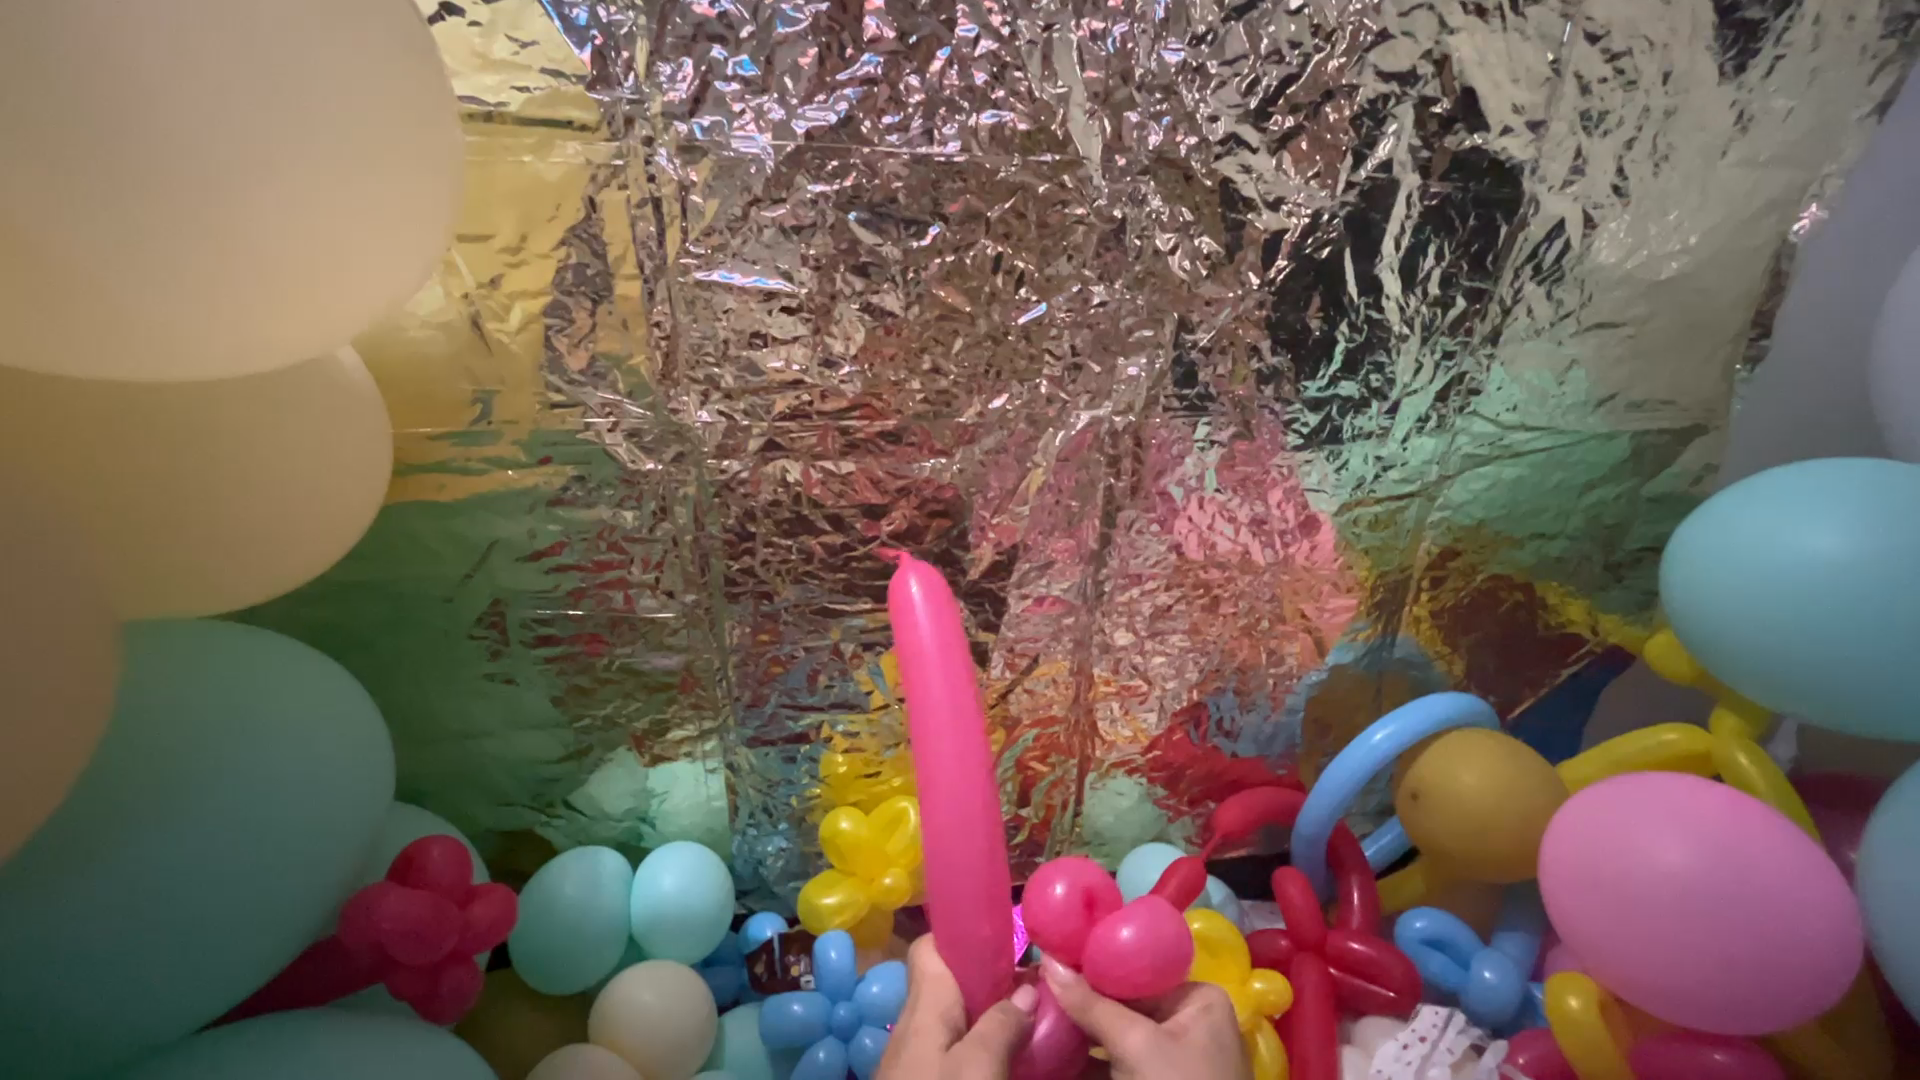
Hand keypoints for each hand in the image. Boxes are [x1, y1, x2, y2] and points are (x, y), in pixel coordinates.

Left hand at [876, 936, 1037, 1079]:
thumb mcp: (978, 1069)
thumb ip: (1002, 1025)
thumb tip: (1025, 987)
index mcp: (925, 1003)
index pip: (931, 947)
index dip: (963, 936)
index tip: (1005, 939)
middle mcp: (916, 1023)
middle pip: (950, 986)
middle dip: (991, 983)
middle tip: (1035, 989)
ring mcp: (916, 1060)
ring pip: (955, 1022)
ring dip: (990, 1019)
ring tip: (1033, 1024)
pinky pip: (953, 1054)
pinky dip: (980, 1051)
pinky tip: (1010, 1065)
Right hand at [1042, 957, 1250, 1079]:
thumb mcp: (1134, 1045)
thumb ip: (1090, 1004)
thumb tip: (1047, 960)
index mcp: (1198, 999)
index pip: (1137, 969)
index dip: (1093, 964)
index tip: (1052, 958)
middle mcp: (1190, 1023)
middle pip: (1125, 1002)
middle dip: (1082, 1003)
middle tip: (1037, 987)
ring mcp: (1175, 1060)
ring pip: (1118, 1036)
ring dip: (1080, 1034)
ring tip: (1038, 1016)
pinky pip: (1119, 1066)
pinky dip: (1090, 1064)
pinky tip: (1055, 1056)